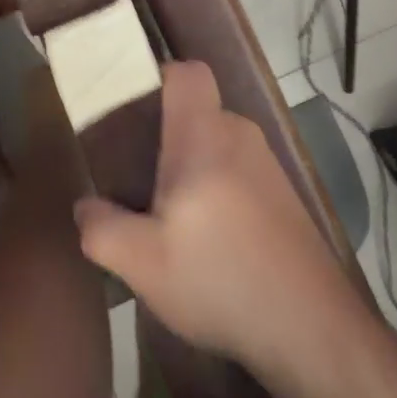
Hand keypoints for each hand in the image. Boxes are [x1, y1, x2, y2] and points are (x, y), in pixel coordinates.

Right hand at [71, 62, 368, 369]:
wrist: (310, 324)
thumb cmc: (219, 279)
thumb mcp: (143, 263)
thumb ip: (102, 229)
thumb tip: (86, 206)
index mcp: (205, 137)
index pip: (187, 72)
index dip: (157, 77)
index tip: (128, 110)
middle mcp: (240, 136)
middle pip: (196, 111)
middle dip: (162, 137)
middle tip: (132, 176)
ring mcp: (267, 164)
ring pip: (216, 144)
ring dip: (189, 168)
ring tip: (164, 216)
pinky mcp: (282, 194)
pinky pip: (236, 169)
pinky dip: (215, 188)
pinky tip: (205, 239)